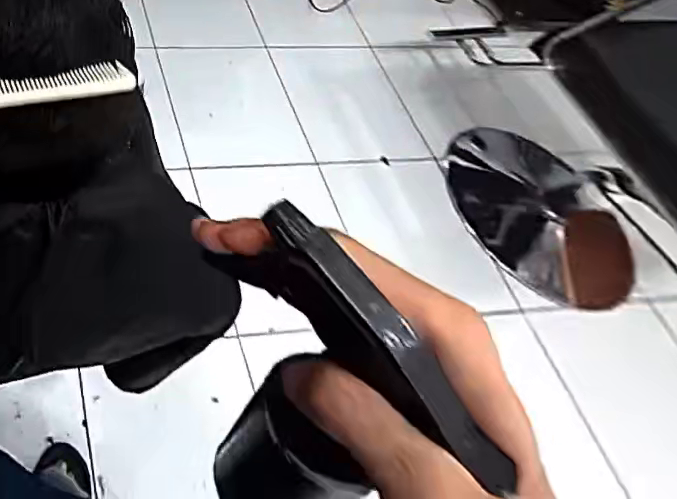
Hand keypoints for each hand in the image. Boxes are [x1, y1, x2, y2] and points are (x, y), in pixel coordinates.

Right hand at [194, 218, 554, 498]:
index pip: (368, 274)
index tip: (236, 239)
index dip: (295, 244)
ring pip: (345, 288)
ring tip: (231, 252)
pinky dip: (295, 291)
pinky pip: (341, 319)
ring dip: (283, 262)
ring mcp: (422, 365)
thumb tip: (304, 373)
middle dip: (278, 242)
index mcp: (458, 363)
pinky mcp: (400, 383)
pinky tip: (270, 289)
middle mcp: (444, 352)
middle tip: (218, 239)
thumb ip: (384, 436)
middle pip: (352, 268)